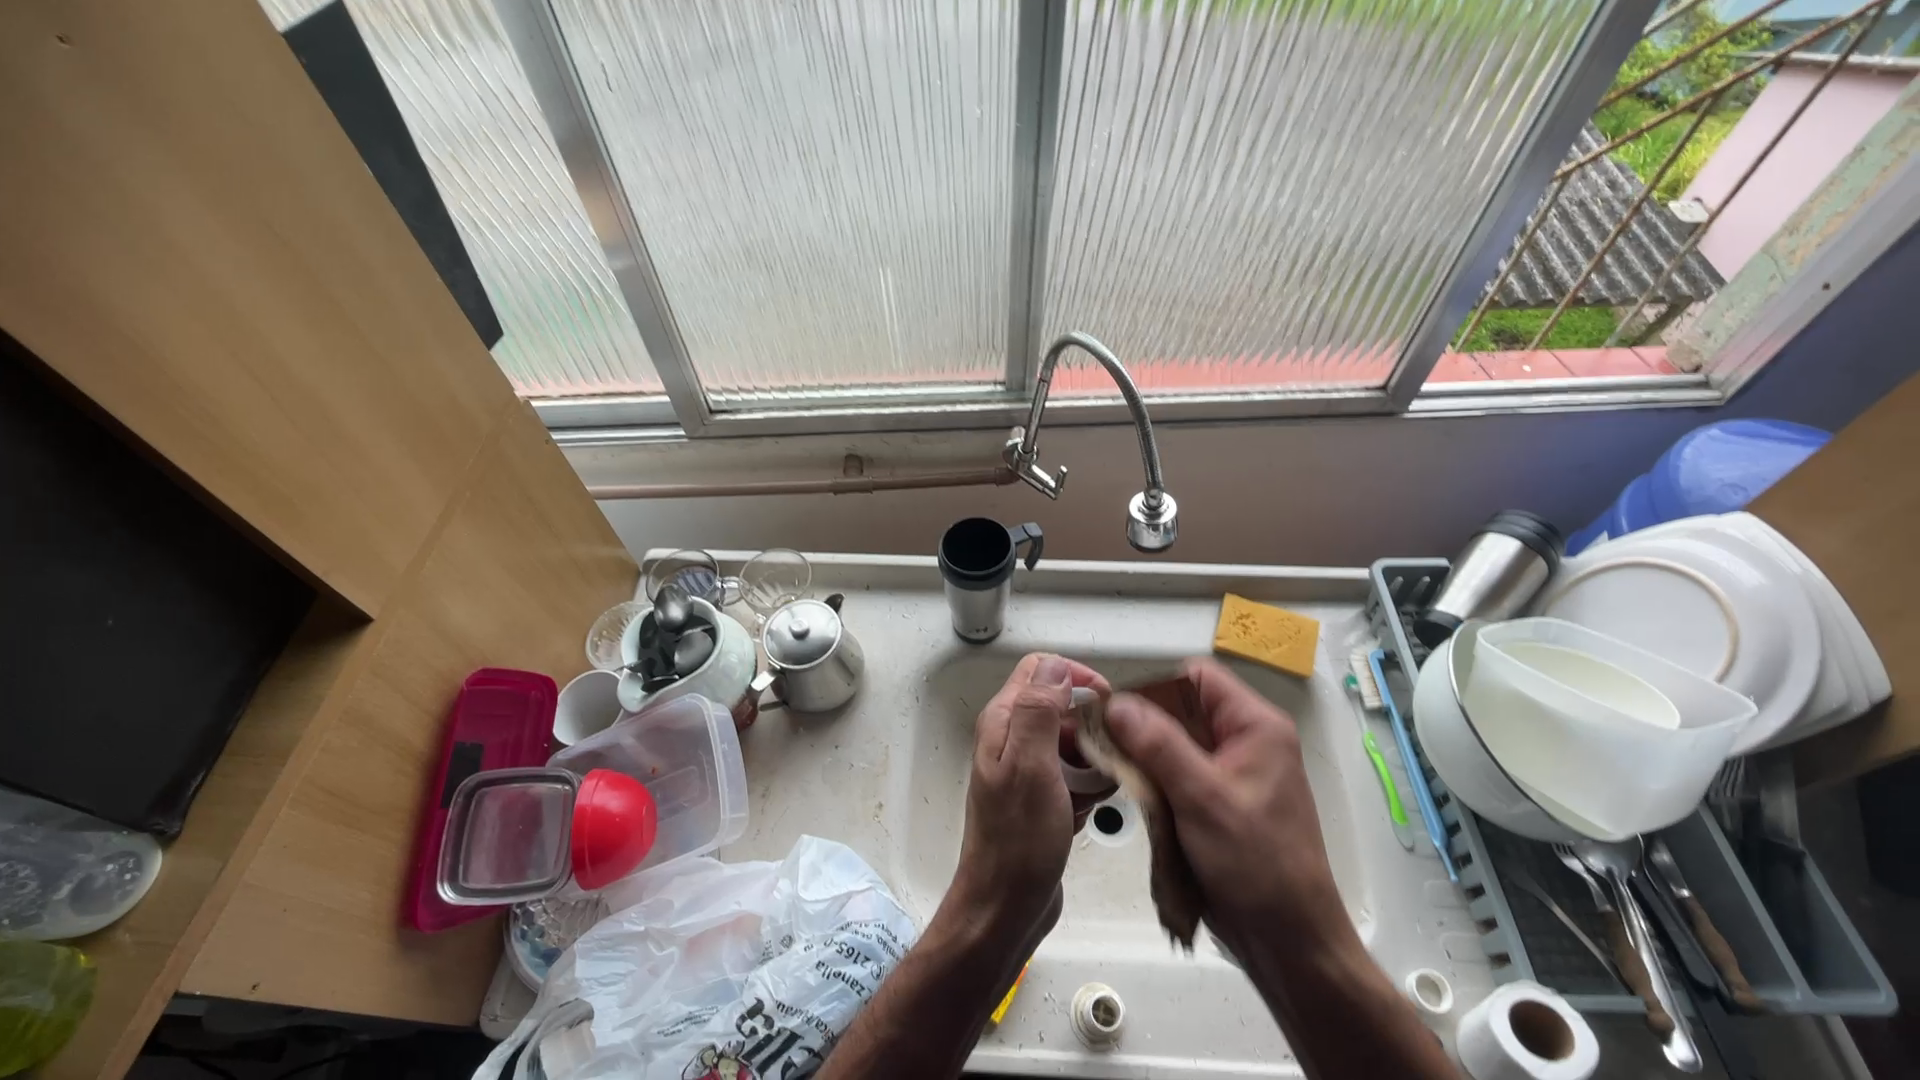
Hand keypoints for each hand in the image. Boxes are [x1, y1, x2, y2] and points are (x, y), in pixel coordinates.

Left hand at [942, 653, 1109, 957]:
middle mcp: (1011, 740)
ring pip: (1071, 743)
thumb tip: (1055, 664)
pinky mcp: (1041, 799)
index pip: (1040, 670)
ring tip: (1103, 787)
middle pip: (1060, 705)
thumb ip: (1039, 711)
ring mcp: (1026, 771)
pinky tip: (1091, 808)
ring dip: (1093, 759)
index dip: (1075, 677)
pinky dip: (1088, 786)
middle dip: (1091, 723)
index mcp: (1003, 723)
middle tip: (1112, 752)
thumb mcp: (1031, 767)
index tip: (1107, 703)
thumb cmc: (1018, 841)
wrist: (1004, 907)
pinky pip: (1073, 776)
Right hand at [1104, 657, 1344, 959]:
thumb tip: (1116, 703)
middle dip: (1142, 723)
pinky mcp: (1217, 802)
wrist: (1288, 939)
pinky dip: (1153, 781)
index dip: (1155, 686)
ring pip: (1174, 743)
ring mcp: (1231, 773)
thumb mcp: (1202, 798)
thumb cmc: (1256, 864)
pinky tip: (1132, 793)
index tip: (1115, 709)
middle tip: (1102, 740)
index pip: (1196, 677)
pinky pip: (1177, 775)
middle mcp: (1244, 741)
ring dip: (1144, 755)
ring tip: (1111, 767)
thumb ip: (1158, 745)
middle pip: (1181, 709)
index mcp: (1255, 727)